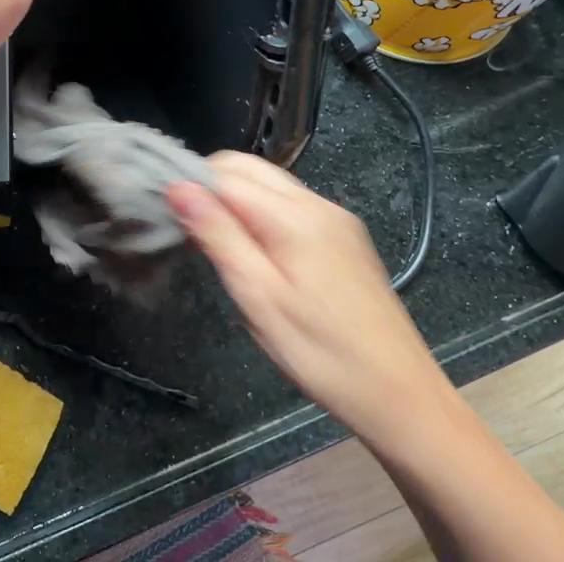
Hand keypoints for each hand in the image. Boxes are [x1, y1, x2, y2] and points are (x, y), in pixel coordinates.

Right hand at [169, 153, 454, 445]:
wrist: (402, 397)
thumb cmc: (321, 354)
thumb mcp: (257, 298)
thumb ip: (218, 235)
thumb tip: (177, 187)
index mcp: (295, 217)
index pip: (224, 173)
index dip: (187, 185)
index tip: (161, 213)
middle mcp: (318, 205)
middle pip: (247, 167)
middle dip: (207, 185)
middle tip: (184, 227)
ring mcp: (335, 220)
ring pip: (267, 183)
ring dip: (231, 198)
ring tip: (211, 241)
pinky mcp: (343, 238)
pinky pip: (288, 204)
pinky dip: (257, 212)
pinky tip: (249, 250)